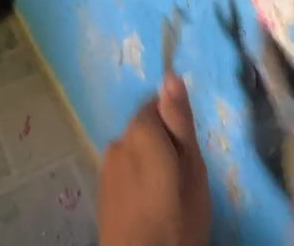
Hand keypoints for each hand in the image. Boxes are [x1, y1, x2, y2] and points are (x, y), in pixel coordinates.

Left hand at [98, 74, 212, 245]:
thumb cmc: (177, 219)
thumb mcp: (192, 167)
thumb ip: (179, 120)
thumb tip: (171, 74)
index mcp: (139, 129)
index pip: (160, 105)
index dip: (177, 127)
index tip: (188, 153)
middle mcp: (116, 141)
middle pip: (147, 128)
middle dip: (164, 144)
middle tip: (183, 178)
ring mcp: (105, 168)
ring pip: (136, 152)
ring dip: (150, 164)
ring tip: (168, 197)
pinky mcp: (101, 193)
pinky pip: (126, 173)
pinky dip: (138, 183)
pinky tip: (150, 207)